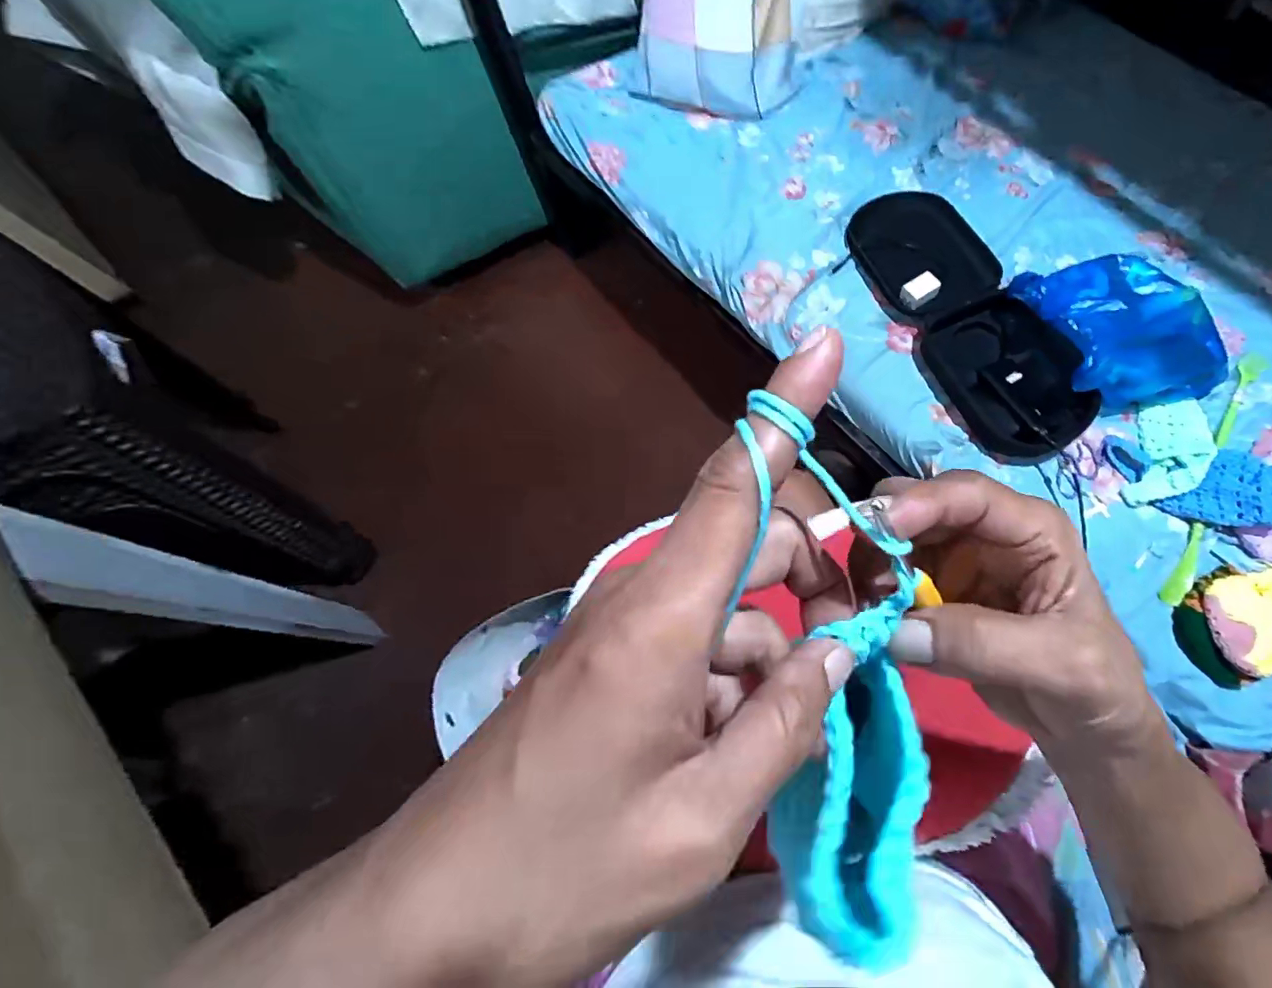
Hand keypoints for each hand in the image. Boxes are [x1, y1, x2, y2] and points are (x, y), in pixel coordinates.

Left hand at [165, 329, 860, 987]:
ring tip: (786, 729)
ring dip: (780, 648)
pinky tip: (740, 744)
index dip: (784, 407)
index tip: (822, 345)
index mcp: (662, 617)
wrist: (419, 925)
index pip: (736, 481)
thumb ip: (785, 726)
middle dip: (817, 579)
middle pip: (755, 544)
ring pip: (737, 604)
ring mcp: (625, 631)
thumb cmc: (559, 871)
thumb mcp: (700, 818)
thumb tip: (839, 654)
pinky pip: (705, 643)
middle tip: (853, 652)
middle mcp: (643, 600)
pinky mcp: (615, 664)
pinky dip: (742, 678)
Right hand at [851, 471, 1159, 754]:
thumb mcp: (1054, 662)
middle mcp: (990, 532)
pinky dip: (875, 592)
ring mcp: (960, 561)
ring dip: (873, 564)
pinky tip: (871, 618)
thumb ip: (979, 643)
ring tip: (865, 608)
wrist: (1088, 728)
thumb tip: (896, 632)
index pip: (969, 495)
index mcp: (1032, 529)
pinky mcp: (938, 593)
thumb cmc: (1092, 684)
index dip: (919, 503)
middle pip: (922, 506)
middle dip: (884, 531)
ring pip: (898, 538)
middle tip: (863, 580)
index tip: (875, 529)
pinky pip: (894, 577)